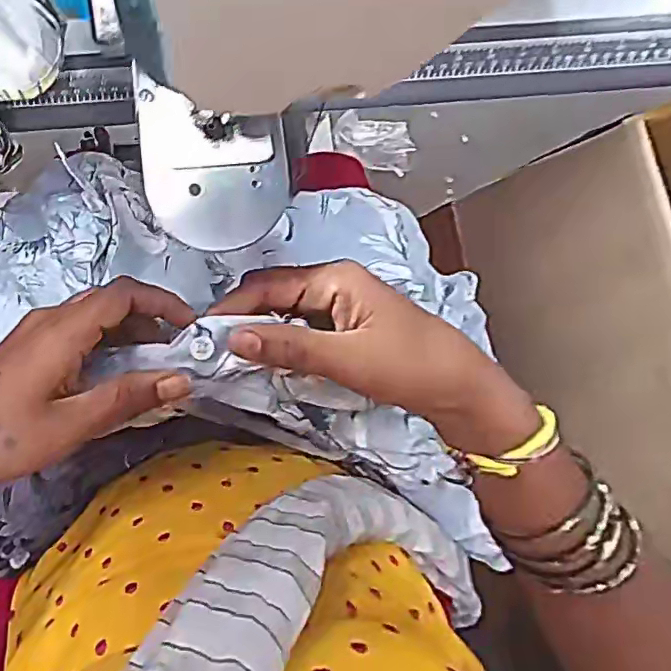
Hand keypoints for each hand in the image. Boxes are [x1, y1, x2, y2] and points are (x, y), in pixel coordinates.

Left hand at [0, 277, 195, 517]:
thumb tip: (179, 380)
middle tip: (178, 350)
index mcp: (60, 330)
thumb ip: (128, 397)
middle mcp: (47, 320)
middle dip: (150, 318)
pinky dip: (105, 343)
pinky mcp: (26, 349)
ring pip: (92, 316)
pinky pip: (75, 332)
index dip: (163, 302)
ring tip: (155, 364)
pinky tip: (115, 373)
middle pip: (109, 301)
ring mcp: (33, 332)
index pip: (122, 294)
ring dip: (128, 332)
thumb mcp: (73, 424)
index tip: (190, 327)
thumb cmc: (3, 440)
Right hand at [207, 260, 538, 453]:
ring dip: (263, 331)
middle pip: (274, 294)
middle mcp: (335, 284)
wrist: (463, 392)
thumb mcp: (344, 358)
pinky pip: (302, 329)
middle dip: (245, 317)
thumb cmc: (412, 366)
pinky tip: (271, 360)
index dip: (234, 306)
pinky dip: (283, 343)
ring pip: (286, 313)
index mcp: (335, 278)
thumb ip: (287, 346)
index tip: (206, 330)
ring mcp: (341, 305)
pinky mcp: (346, 327)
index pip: (268, 285)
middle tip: (216, 345)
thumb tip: (236, 337)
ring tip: (237, 354)